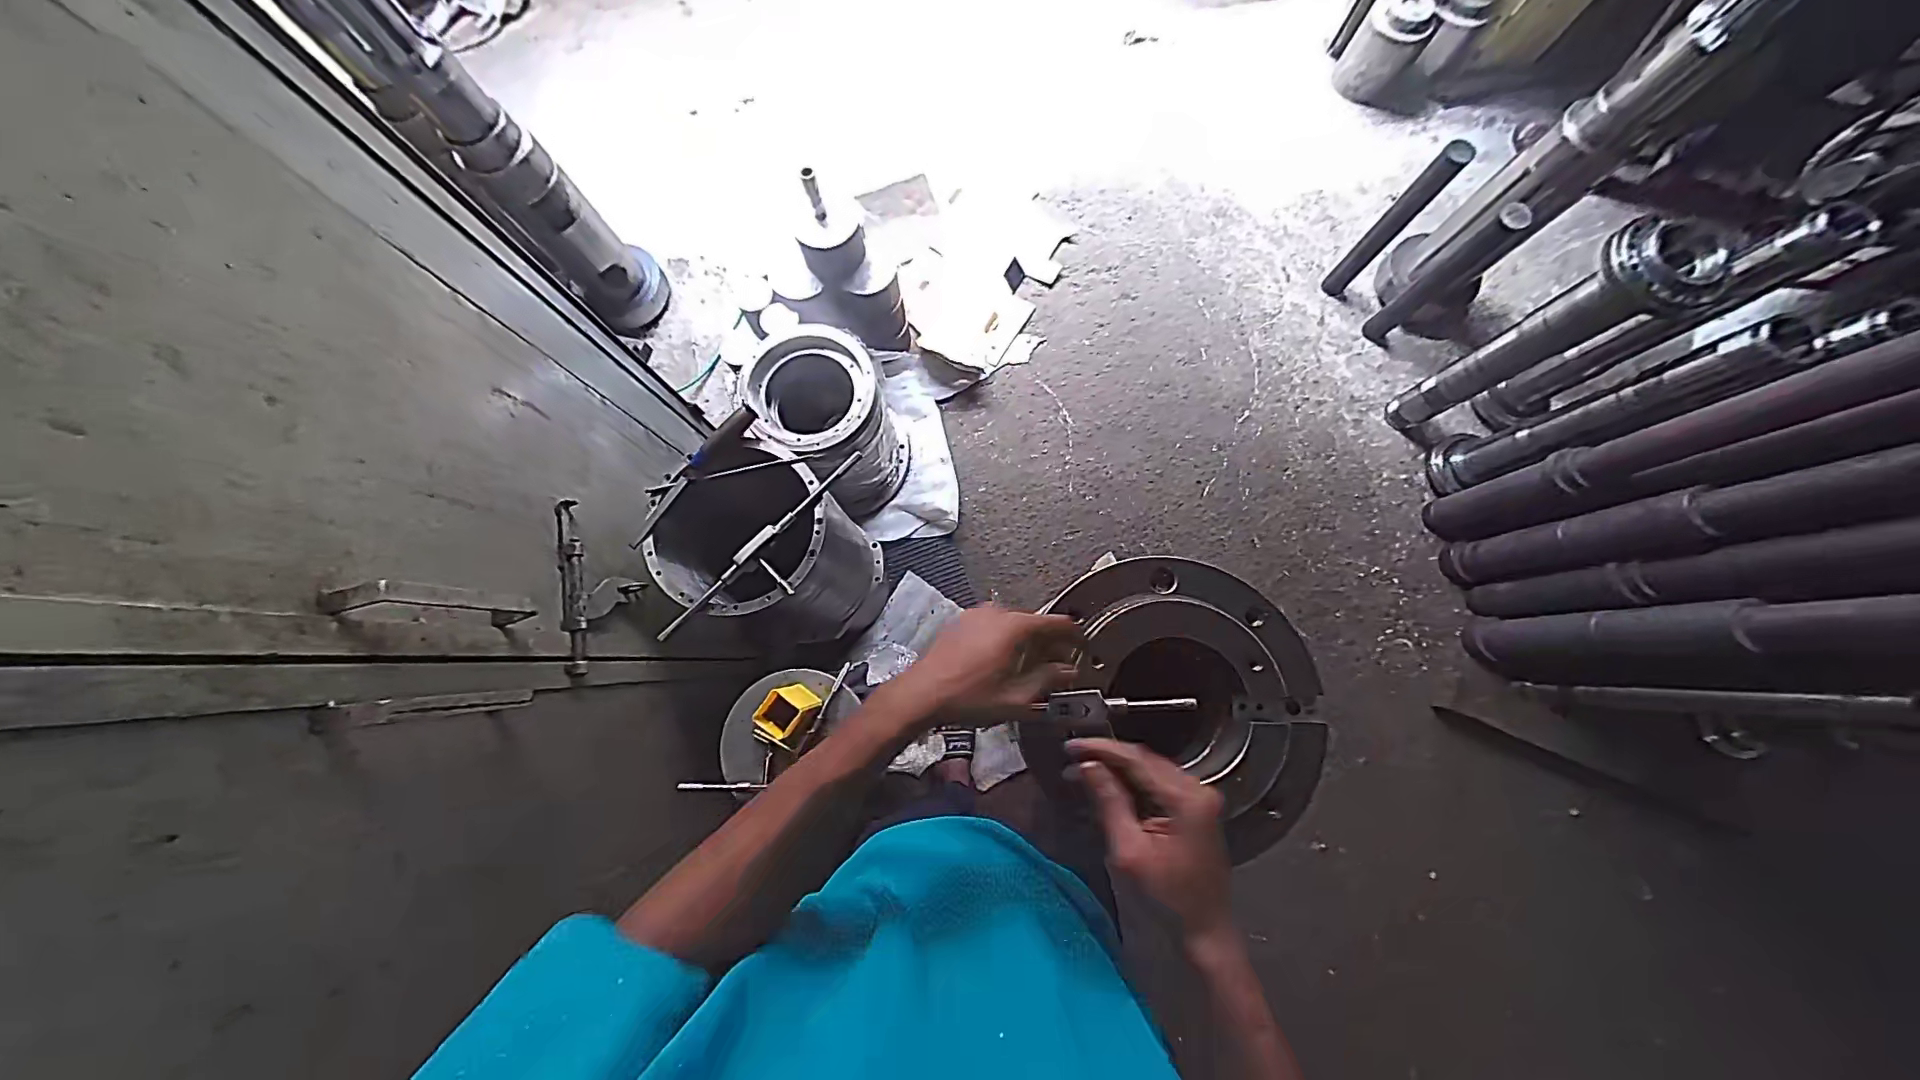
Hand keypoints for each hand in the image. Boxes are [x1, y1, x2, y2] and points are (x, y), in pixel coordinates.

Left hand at [883, 607, 1080, 722]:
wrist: (922, 694)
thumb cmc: (966, 697)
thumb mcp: (1017, 697)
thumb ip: (1048, 681)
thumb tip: (1067, 672)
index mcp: (1014, 627)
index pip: (1056, 623)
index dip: (1074, 636)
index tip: (1081, 645)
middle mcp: (995, 614)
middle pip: (1034, 622)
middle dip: (1049, 642)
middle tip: (1059, 663)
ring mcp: (976, 616)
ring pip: (1012, 624)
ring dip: (1026, 641)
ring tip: (1031, 666)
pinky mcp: (961, 624)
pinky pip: (993, 626)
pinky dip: (1004, 639)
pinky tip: (1003, 662)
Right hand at [1069, 737, 1232, 938]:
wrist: (1205, 935)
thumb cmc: (1167, 901)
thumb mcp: (1129, 852)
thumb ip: (1109, 802)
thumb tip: (1088, 766)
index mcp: (1186, 798)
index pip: (1137, 759)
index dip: (1101, 749)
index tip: (1070, 746)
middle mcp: (1197, 790)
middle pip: (1144, 760)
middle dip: (1106, 756)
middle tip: (1071, 757)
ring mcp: (1199, 799)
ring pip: (1150, 769)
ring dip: (1117, 768)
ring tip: (1082, 770)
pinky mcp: (1194, 810)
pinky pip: (1157, 784)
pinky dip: (1131, 782)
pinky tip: (1107, 784)